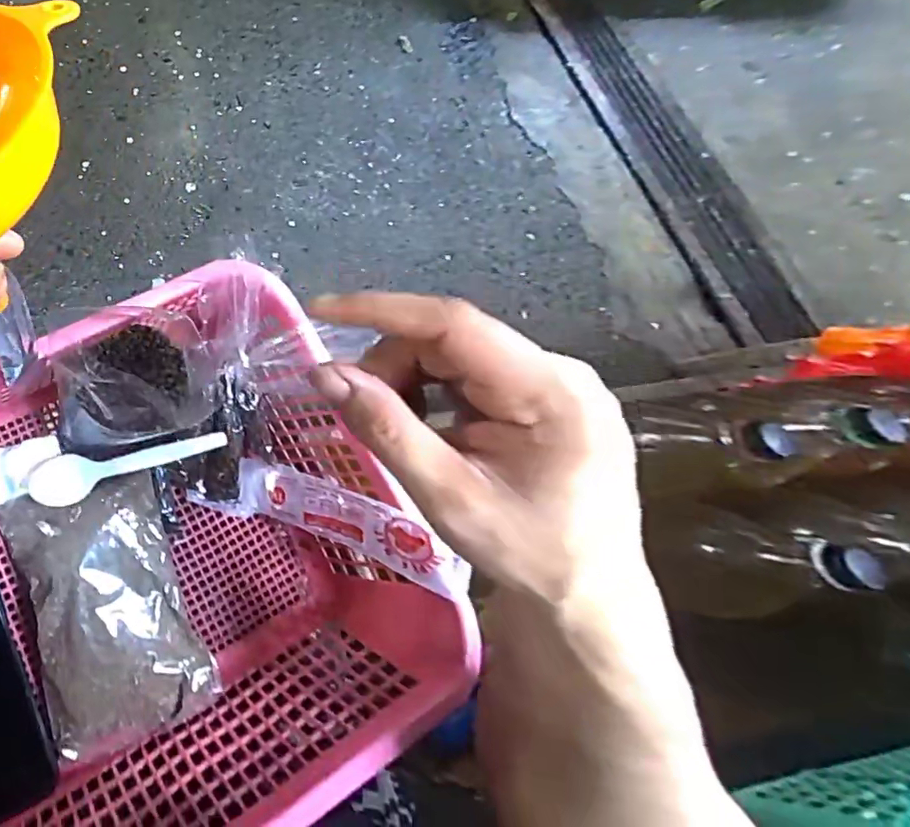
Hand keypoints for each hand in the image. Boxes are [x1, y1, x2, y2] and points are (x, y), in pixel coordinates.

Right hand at [306, 293, 641, 603]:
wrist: (588, 599)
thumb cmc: (527, 555)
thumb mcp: (447, 496)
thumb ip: (386, 430)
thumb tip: (325, 374)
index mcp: (550, 390)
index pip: (453, 323)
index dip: (381, 310)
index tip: (321, 311)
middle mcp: (557, 370)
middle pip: (447, 338)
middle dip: (390, 364)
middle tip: (356, 408)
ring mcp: (552, 380)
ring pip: (451, 352)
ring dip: (405, 379)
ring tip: (394, 428)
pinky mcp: (541, 394)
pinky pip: (466, 371)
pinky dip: (427, 390)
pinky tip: (421, 427)